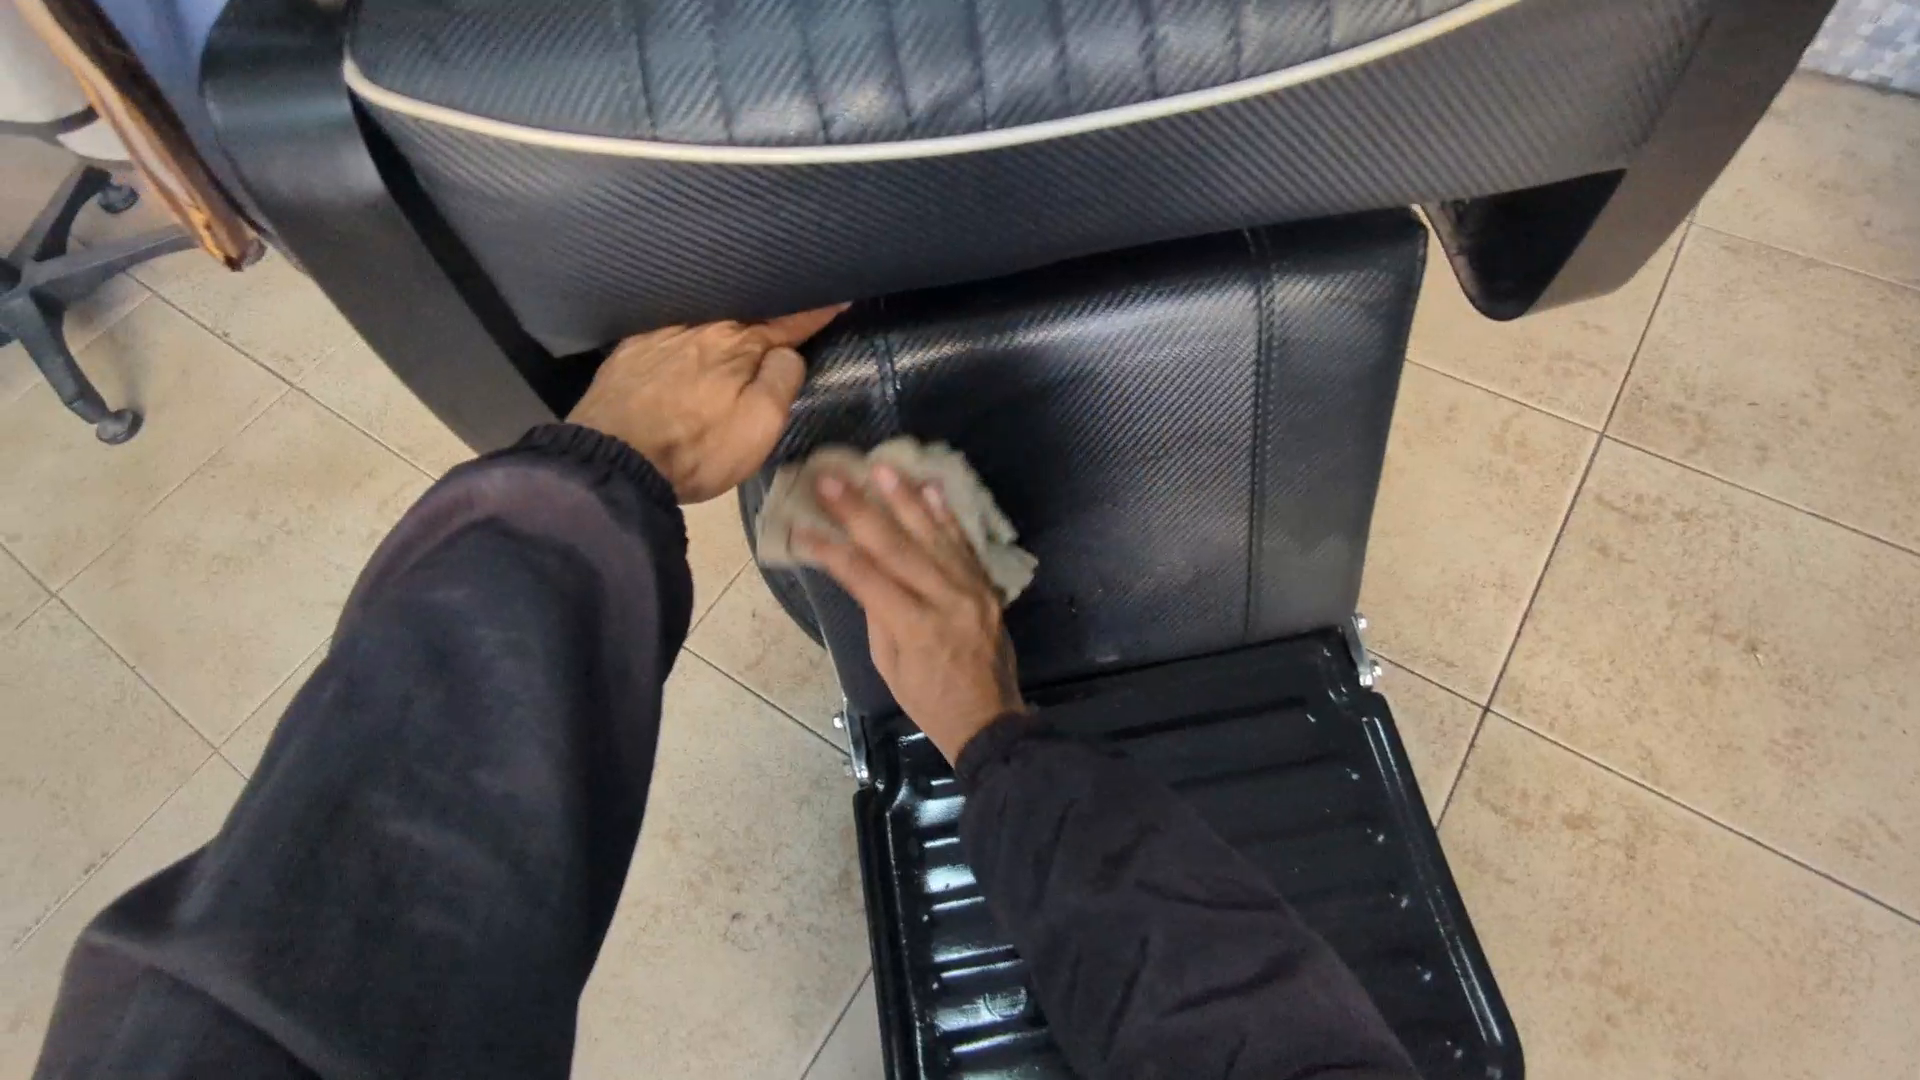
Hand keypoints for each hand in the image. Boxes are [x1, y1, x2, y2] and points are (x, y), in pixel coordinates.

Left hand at [567, 306, 845, 502]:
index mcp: (740, 345)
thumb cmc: (696, 448)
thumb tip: (788, 352)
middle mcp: (702, 327)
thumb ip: (782, 380)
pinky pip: (673, 330)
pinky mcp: (631, 350)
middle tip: (789, 311)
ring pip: (708, 319)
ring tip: (743, 321)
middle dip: (771, 313)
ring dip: (730, 321)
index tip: (839, 298)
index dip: (816, 312)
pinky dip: (692, 331)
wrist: (613, 461)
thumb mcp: (759, 425)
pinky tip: (692, 338)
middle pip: (747, 315)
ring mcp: (661, 335)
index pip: (788, 323)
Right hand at [798, 464, 1025, 763]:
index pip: (865, 577)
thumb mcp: (889, 665)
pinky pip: (965, 544)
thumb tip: (863, 571)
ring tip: (882, 468)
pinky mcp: (987, 586)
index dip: (831, 549)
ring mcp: (971, 590)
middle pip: (897, 547)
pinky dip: (947, 515)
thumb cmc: (929, 701)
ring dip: (906, 499)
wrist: (990, 718)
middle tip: (833, 479)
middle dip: (860, 510)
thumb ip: (878, 614)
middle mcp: (945, 600)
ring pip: (934, 536)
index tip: (803, 525)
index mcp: (914, 627)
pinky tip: (931, 488)